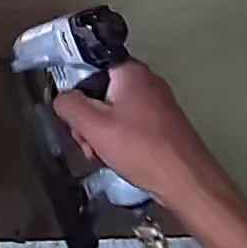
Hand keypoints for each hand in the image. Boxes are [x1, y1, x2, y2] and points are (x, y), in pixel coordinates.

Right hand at [52, 61, 230, 205]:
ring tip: (104, 152)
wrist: (186, 180)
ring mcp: (156, 103)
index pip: (89, 67)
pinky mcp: (161, 124)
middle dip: (88, 118)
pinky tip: (118, 158)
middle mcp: (146, 82)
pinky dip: (118, 140)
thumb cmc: (147, 151)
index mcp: (130, 73)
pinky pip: (129, 125)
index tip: (72, 110)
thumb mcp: (94, 127)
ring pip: (113, 111)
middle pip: (100, 91)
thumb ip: (70, 107)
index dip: (76, 90)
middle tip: (89, 138)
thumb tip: (61, 99)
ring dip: (101, 133)